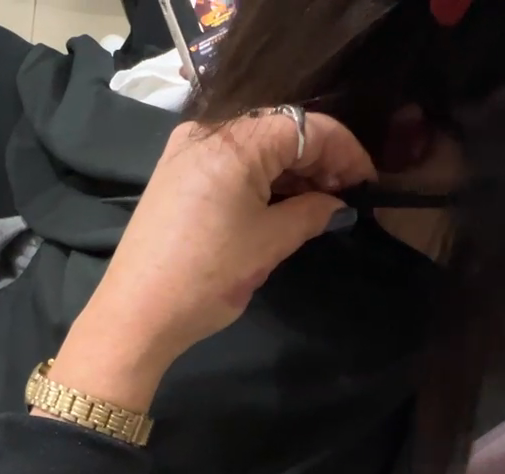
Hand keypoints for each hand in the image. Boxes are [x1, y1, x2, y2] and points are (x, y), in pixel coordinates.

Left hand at [44, 110, 377, 412]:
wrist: (136, 316)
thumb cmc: (206, 278)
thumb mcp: (268, 245)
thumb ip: (310, 214)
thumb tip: (335, 203)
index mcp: (234, 139)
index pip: (306, 126)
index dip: (345, 151)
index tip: (368, 182)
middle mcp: (207, 131)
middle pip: (278, 129)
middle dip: (317, 160)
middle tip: (344, 196)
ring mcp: (185, 152)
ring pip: (253, 147)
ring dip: (288, 172)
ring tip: (315, 206)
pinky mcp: (173, 176)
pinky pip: (228, 163)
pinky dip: (258, 180)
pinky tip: (277, 206)